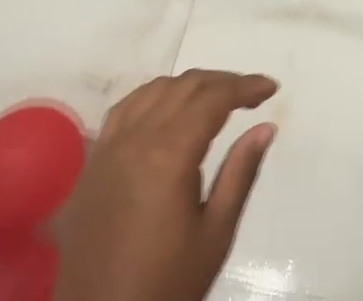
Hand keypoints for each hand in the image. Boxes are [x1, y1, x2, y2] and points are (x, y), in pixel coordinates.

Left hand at [55, 70, 278, 300]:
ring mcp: (107, 148)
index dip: (244, 87)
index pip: (213, 99)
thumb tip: (265, 127)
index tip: (271, 88)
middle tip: (251, 94)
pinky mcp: (92, 162)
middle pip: (183, 87)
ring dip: (187, 86)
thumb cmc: (168, 283)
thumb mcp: (216, 232)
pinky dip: (151, 98)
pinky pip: (123, 110)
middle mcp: (135, 139)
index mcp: (168, 154)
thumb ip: (240, 173)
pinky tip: (166, 111)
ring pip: (151, 90)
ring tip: (215, 99)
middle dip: (221, 81)